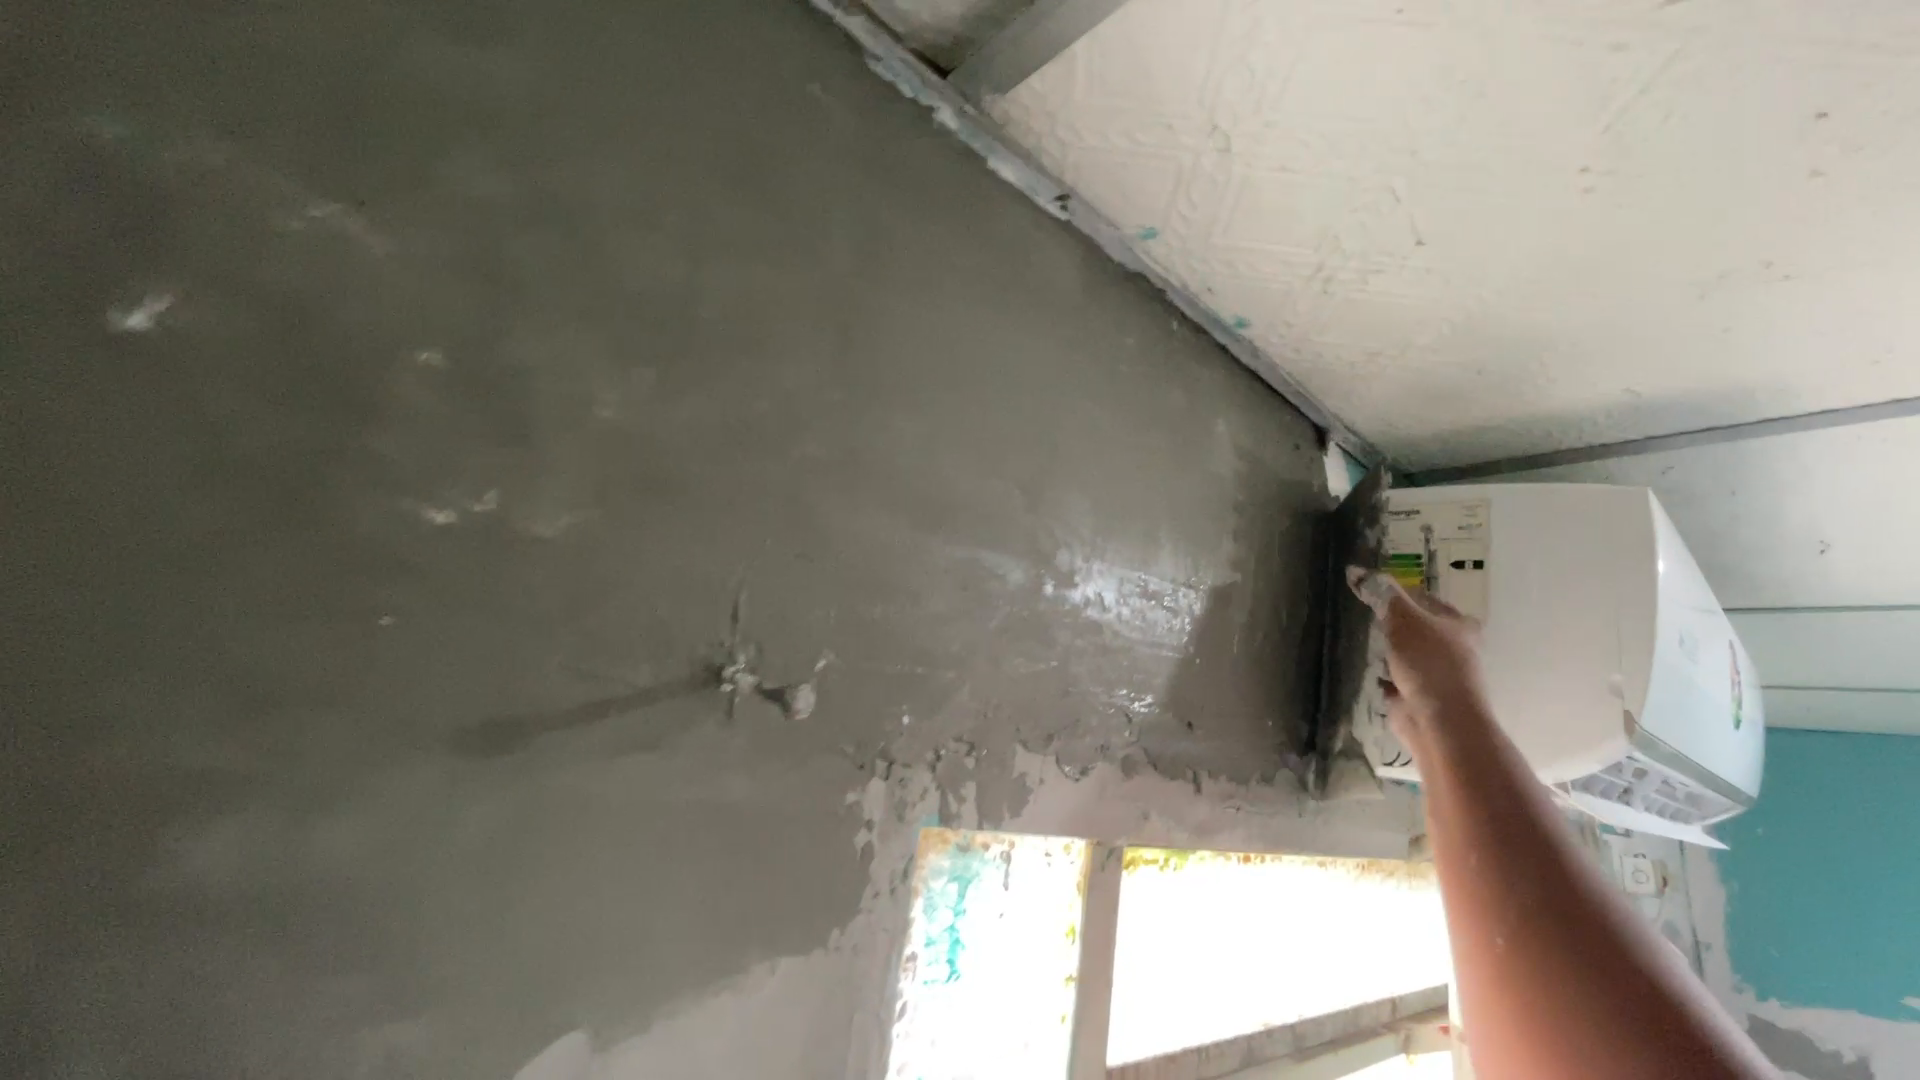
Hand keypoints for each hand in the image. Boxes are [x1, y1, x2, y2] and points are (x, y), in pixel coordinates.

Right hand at [1347, 568, 1490, 735]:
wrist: (1440, 721)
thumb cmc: (1428, 662)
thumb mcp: (1403, 619)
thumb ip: (1381, 594)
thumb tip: (1354, 570)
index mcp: (1458, 623)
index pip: (1421, 597)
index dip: (1392, 593)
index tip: (1364, 593)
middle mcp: (1453, 647)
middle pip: (1412, 626)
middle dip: (1387, 624)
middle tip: (1361, 618)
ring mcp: (1436, 673)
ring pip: (1403, 652)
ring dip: (1384, 651)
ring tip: (1360, 644)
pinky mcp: (1419, 695)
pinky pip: (1394, 678)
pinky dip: (1382, 675)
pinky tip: (1366, 670)